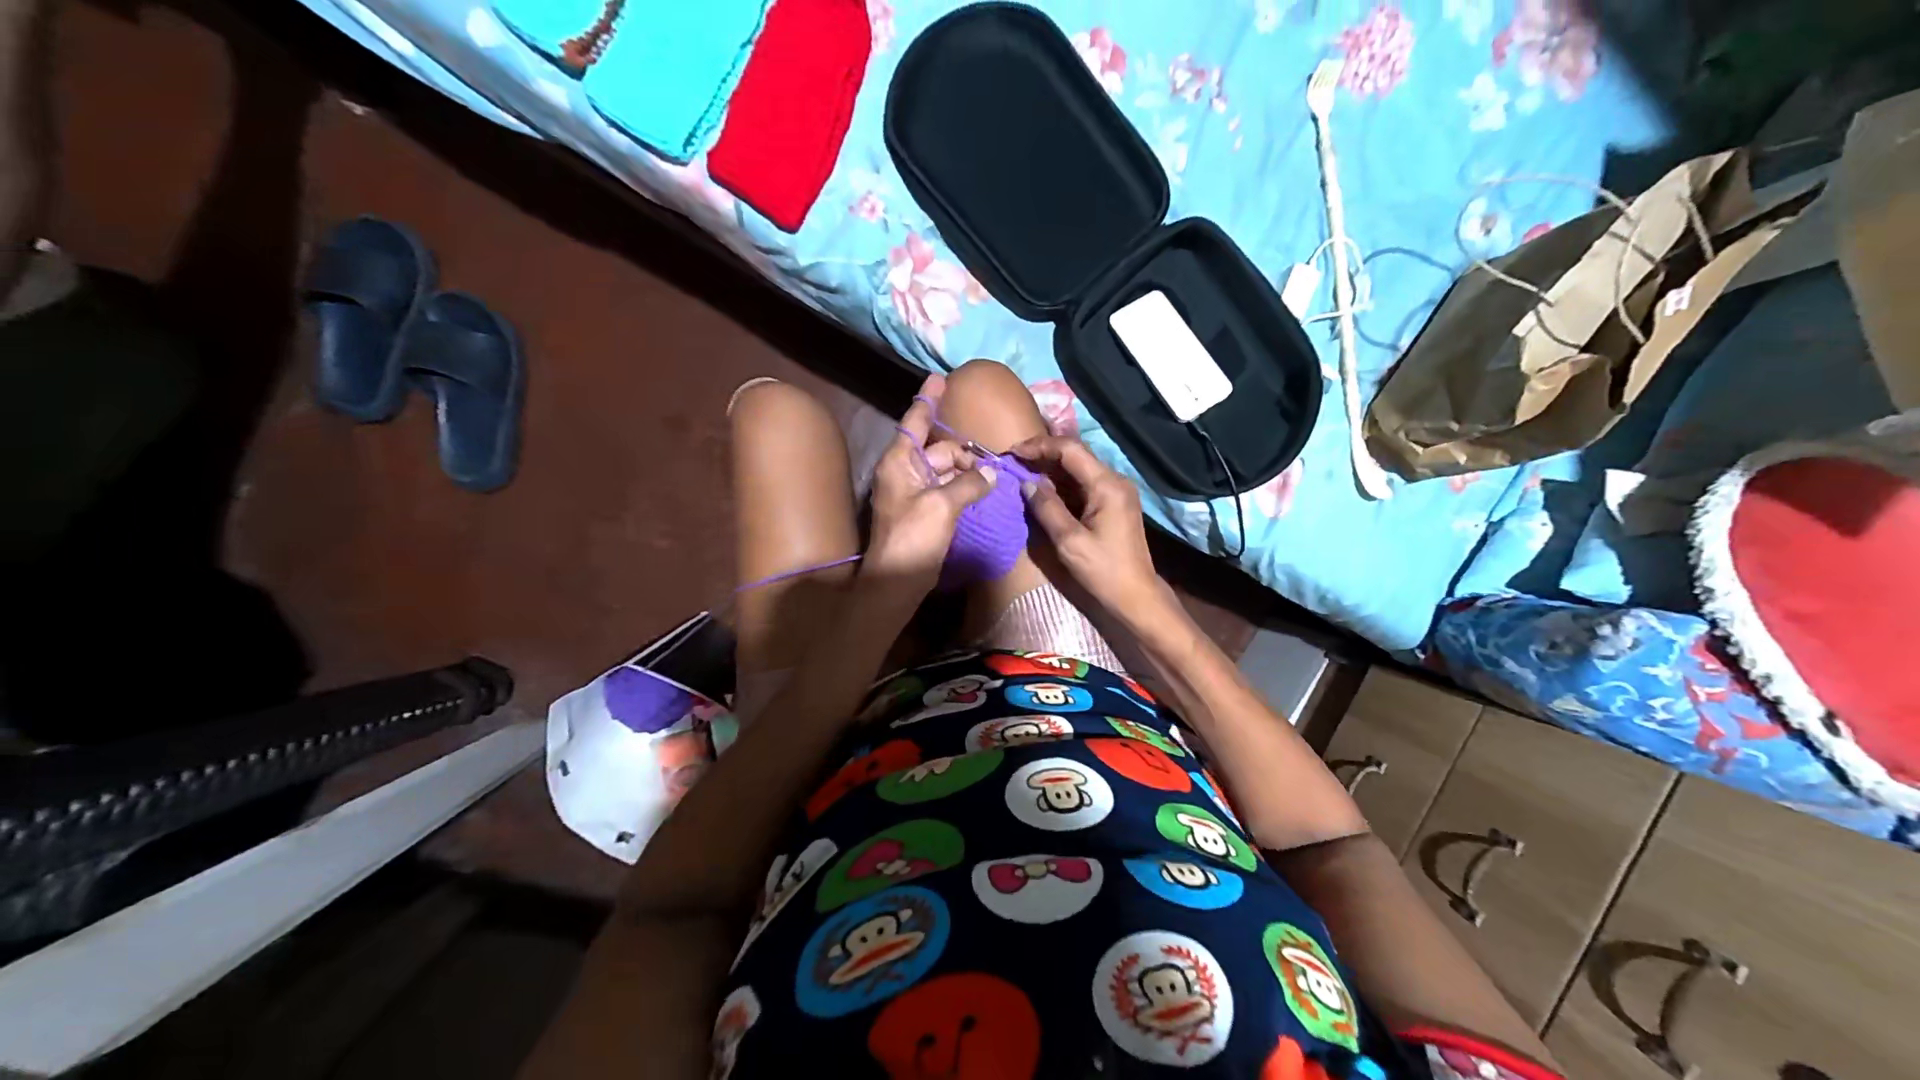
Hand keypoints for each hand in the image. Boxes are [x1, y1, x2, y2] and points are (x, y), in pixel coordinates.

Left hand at [863, 375, 997, 597]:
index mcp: (900, 462)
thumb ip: (969, 484)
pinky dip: (965, 486)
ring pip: (946, 469)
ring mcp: (914, 492)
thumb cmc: (913, 539)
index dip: (929, 399)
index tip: (939, 377)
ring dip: (968, 471)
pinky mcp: (925, 511)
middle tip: (991, 464)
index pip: (915, 420)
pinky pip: (948, 488)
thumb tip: (990, 473)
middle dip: (964, 452)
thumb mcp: (943, 506)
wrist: (896, 583)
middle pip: (939, 448)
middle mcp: (905, 471)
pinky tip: (984, 489)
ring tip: (993, 478)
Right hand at [1012, 435, 1177, 630]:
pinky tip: (1042, 490)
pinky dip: (1062, 483)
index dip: (1039, 446)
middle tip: (1013, 462)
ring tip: (1022, 473)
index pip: (1070, 449)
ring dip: (1050, 468)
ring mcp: (1116, 491)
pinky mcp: (1113, 502)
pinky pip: (1084, 483)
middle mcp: (1115, 480)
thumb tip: (1026, 484)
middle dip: (1043, 454)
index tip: (1013, 453)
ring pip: (1078, 468)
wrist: (1136, 595)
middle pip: (1075, 454)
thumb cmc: (1104, 570)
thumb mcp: (1069, 541)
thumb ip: (1047, 508)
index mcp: (1107, 485)